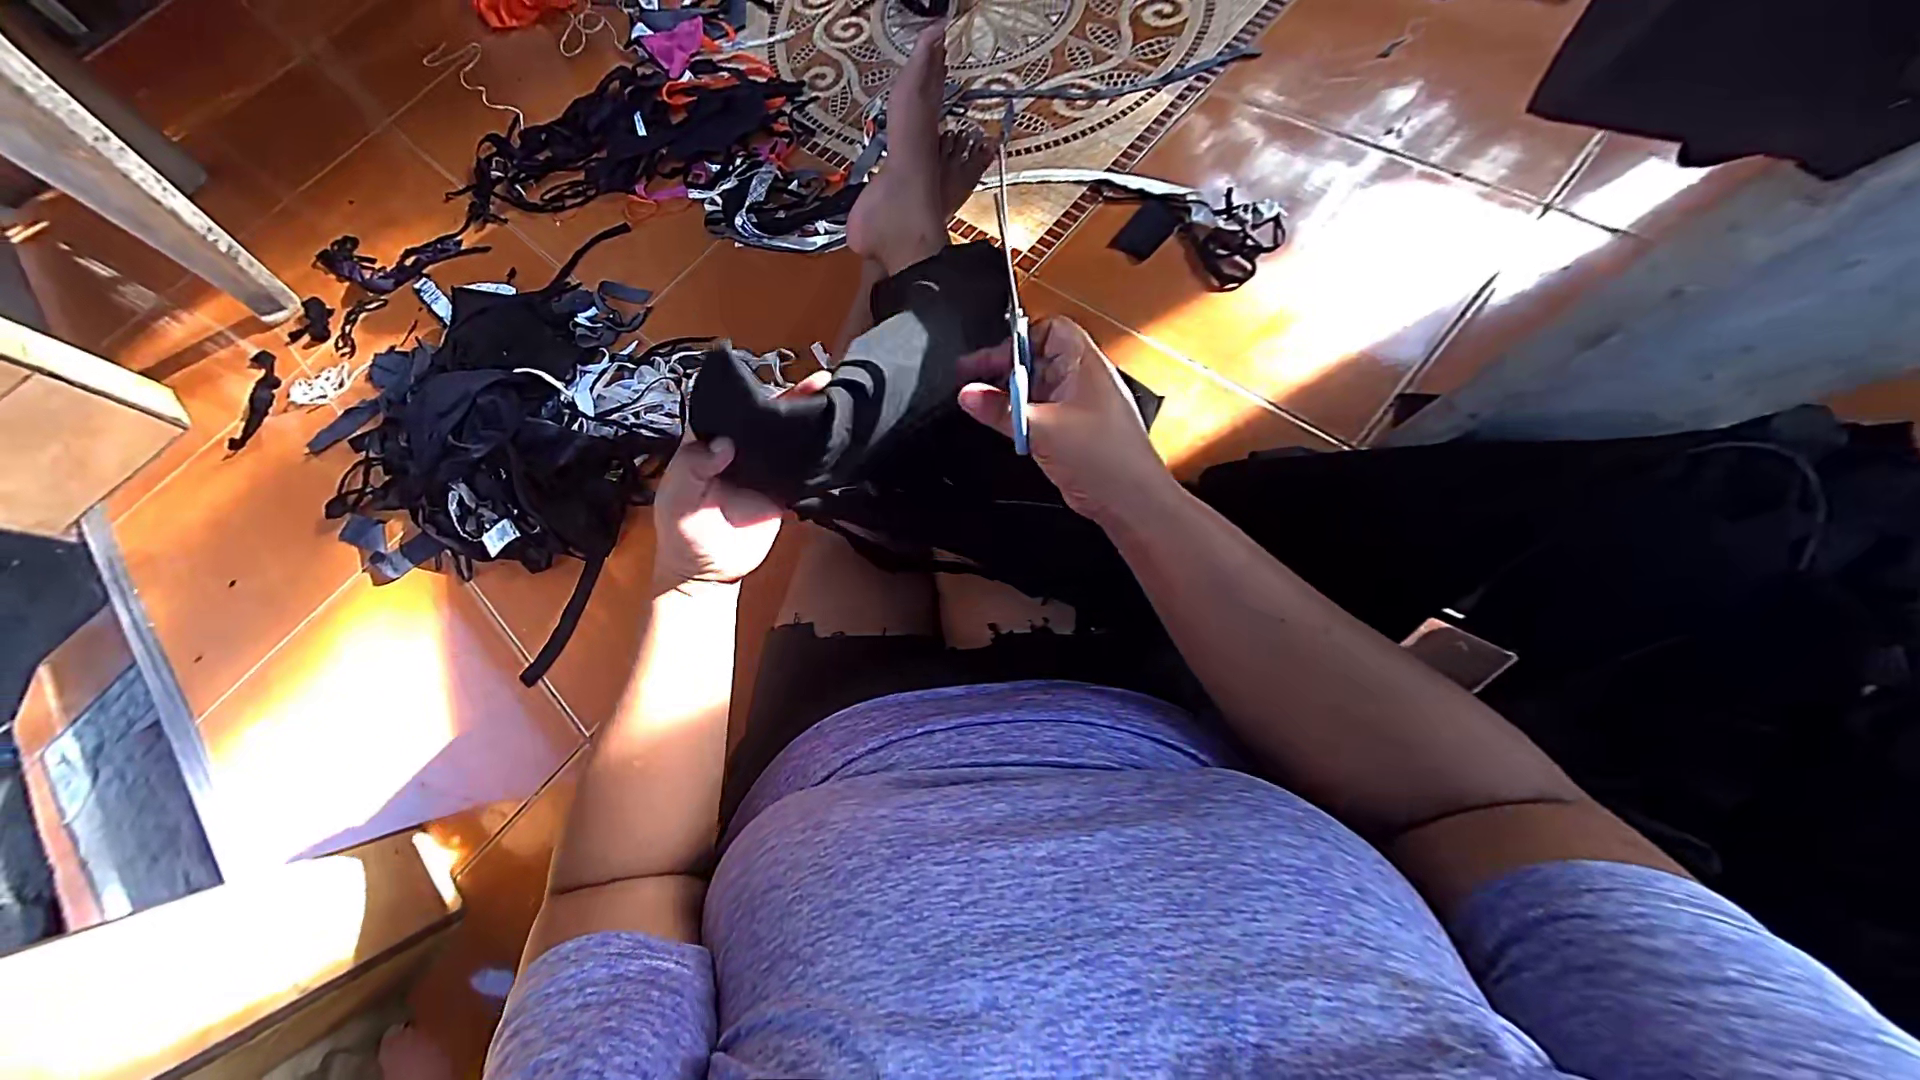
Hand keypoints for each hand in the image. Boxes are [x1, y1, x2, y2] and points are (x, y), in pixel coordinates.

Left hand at [650, 370, 831, 588]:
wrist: (708, 574)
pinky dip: (817, 457)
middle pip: (766, 419)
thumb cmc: (683, 534)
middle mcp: (738, 453)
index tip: (773, 378)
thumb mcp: (677, 498)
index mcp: (709, 446)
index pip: (730, 410)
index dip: (751, 392)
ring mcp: (763, 472)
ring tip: (834, 400)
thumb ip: (693, 468)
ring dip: (807, 422)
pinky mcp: (782, 493)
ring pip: (786, 441)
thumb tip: (725, 444)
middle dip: (791, 398)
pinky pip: (800, 471)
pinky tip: (836, 440)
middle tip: (819, 381)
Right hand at [957, 316, 1179, 525]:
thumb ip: (1001, 410)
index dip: (1018, 339)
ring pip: (1036, 388)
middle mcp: (1082, 381)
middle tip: (973, 381)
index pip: (1049, 330)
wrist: (1130, 501)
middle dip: (1005, 369)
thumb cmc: (1107, 460)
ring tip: (983, 405)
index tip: (990, 359)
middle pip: (1037, 359)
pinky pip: (1040, 414)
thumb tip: (970, 393)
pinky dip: (1020, 417)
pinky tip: (1005, 427)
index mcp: (1084, 365)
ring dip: (1010, 396)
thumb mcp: (1042, 429)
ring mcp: (1077, 407)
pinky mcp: (1071, 432)